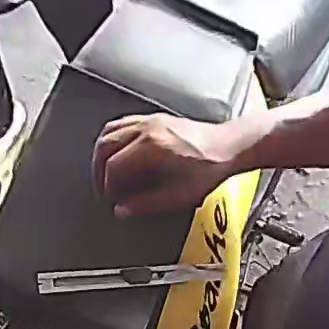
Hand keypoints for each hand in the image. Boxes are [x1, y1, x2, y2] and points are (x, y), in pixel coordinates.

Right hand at [91, 114, 255, 216]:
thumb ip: (148, 204)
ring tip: (105, 174)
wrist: (229, 146)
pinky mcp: (154, 119)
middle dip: (99, 172)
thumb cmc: (210, 168)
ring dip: (102, 155)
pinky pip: (121, 124)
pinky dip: (112, 141)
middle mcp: (147, 129)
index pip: (113, 167)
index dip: (108, 188)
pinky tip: (116, 155)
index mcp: (152, 148)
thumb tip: (123, 210)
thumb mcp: (179, 196)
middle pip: (105, 147)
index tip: (111, 200)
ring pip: (109, 132)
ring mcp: (150, 120)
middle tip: (103, 190)